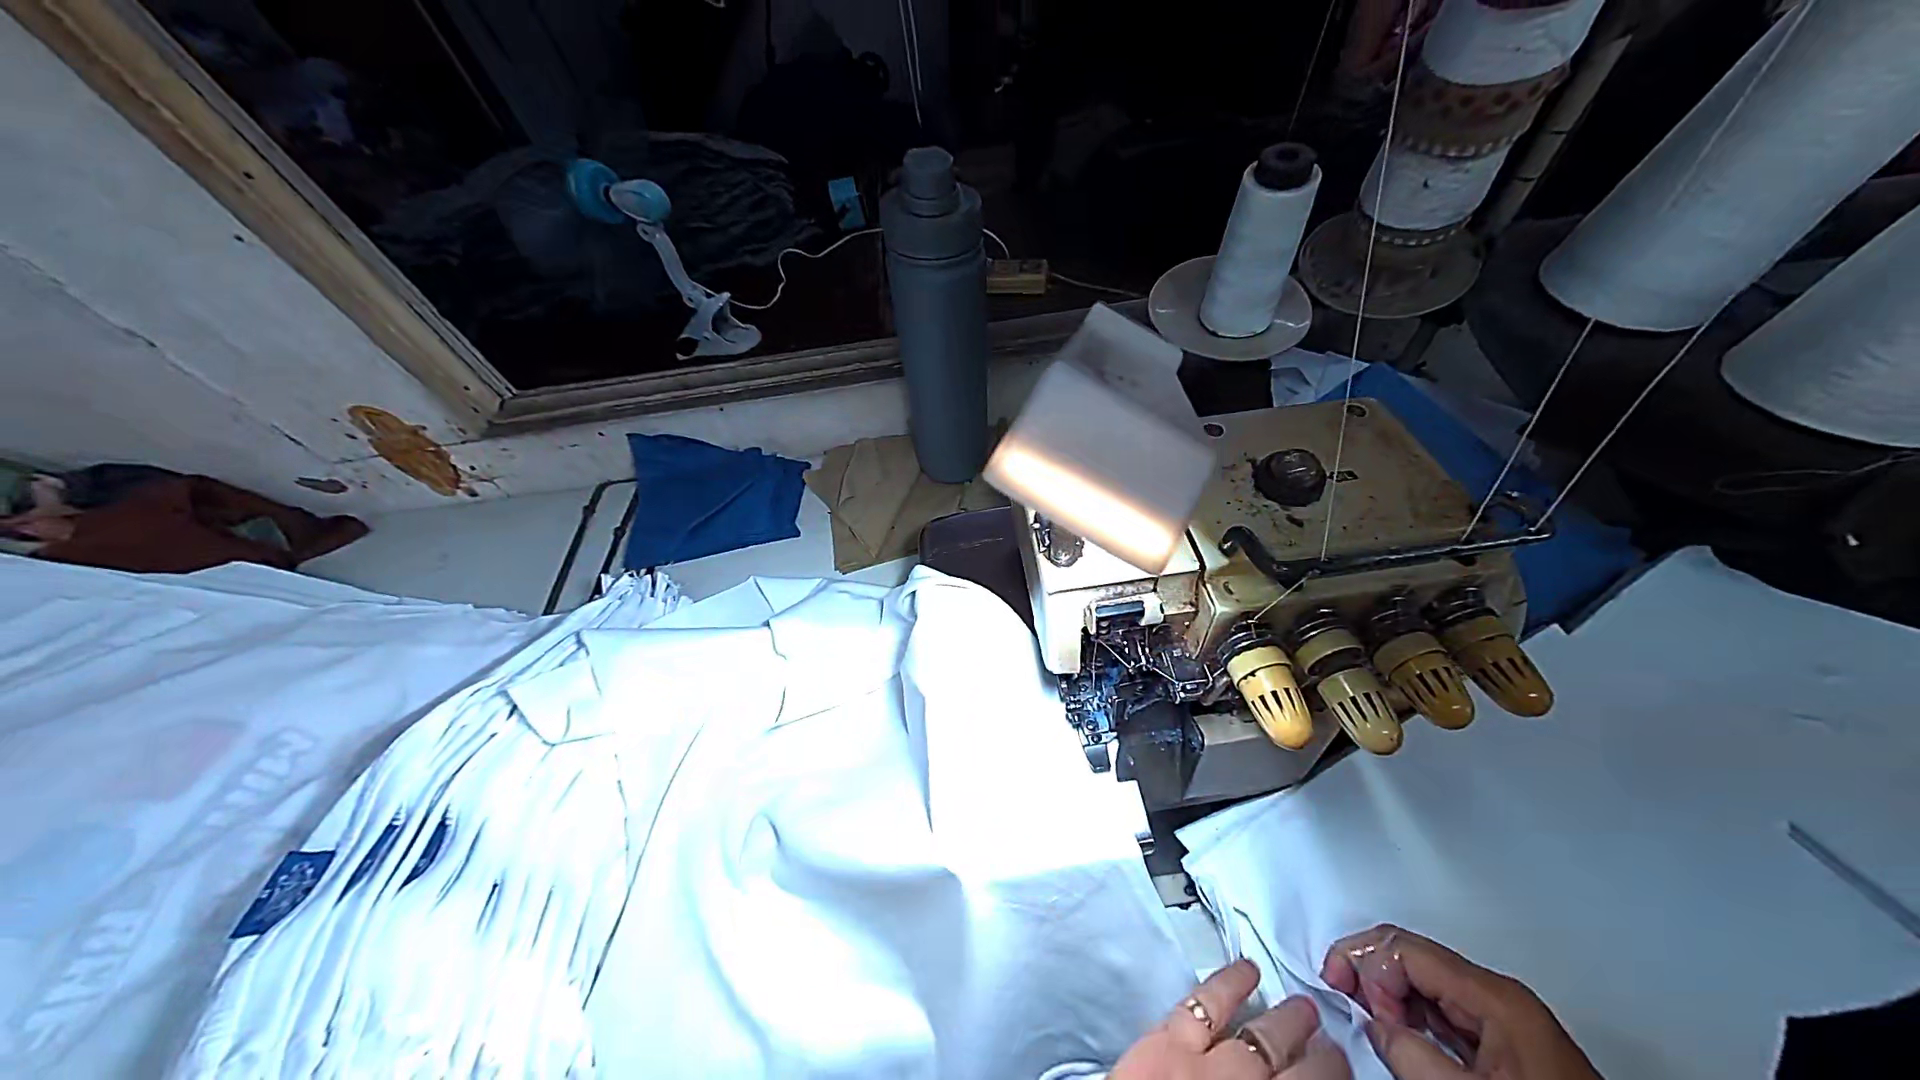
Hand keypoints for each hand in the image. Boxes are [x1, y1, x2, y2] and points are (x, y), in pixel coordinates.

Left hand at [1112, 958, 1351, 1078]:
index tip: (1342, 1069)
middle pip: (1296, 1071)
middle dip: (1319, 1058)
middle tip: (1331, 1041)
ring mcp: (1209, 1065)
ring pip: (1260, 1035)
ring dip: (1287, 1021)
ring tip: (1305, 1007)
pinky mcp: (1170, 1039)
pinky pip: (1205, 1002)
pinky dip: (1230, 982)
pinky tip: (1248, 970)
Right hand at [1320, 925, 1600, 1079]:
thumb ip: (1411, 1054)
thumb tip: (1373, 1026)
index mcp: (1494, 997)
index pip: (1404, 948)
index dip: (1366, 967)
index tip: (1349, 998)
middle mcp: (1499, 996)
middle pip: (1411, 954)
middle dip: (1370, 972)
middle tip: (1344, 996)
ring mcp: (1503, 1018)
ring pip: (1423, 979)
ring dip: (1387, 994)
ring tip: (1370, 1021)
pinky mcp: (1503, 1041)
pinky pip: (1440, 1007)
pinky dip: (1409, 1013)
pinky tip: (1398, 1032)